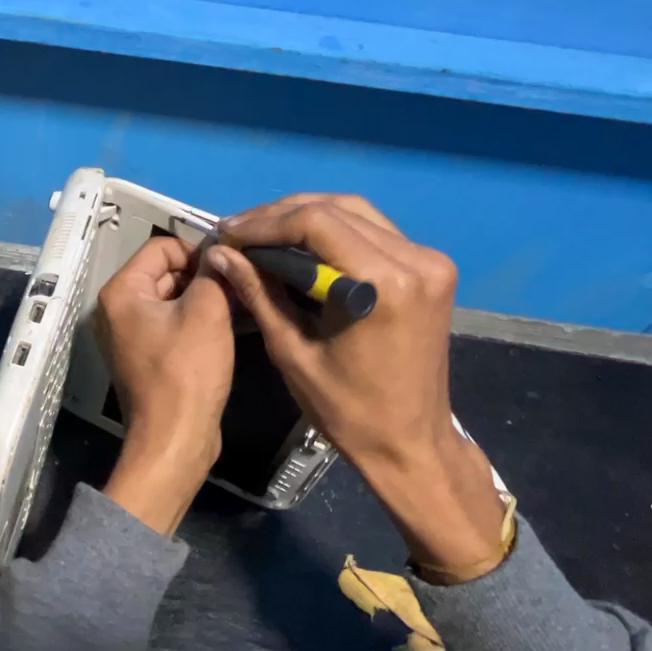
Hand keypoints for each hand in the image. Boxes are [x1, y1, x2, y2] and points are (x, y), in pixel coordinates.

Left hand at [94, 235, 235, 534]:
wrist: (175, 438)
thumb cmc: (187, 372)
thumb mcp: (207, 312)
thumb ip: (214, 273)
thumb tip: (222, 250)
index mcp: (122, 291)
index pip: (161, 246)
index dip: (198, 251)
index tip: (230, 265)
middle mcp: (117, 308)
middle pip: (166, 272)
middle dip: (204, 276)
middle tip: (241, 285)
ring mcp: (130, 334)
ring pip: (173, 299)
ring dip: (205, 298)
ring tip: (242, 302)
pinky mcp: (147, 355)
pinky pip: (173, 324)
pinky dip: (198, 320)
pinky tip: (232, 323)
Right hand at [209, 194, 506, 578]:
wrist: (411, 442)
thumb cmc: (347, 409)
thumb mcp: (291, 351)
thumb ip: (258, 293)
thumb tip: (220, 253)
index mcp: (383, 285)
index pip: (315, 222)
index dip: (264, 222)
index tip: (228, 233)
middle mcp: (415, 261)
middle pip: (336, 208)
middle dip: (279, 215)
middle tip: (238, 232)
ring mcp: (429, 261)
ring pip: (356, 211)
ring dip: (305, 216)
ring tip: (262, 233)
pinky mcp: (431, 267)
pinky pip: (374, 230)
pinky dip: (333, 230)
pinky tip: (300, 244)